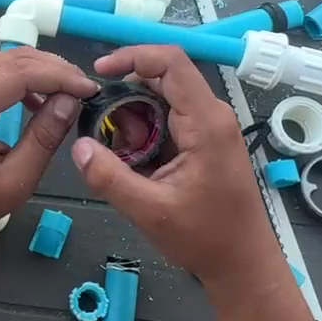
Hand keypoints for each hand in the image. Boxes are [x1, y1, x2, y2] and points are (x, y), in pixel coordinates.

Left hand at [0, 48, 96, 238]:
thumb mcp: (14, 181)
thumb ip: (44, 139)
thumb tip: (71, 101)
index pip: (19, 73)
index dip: (60, 76)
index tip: (90, 89)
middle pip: (12, 59)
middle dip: (54, 69)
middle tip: (83, 89)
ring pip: (3, 58)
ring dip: (38, 70)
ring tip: (67, 92)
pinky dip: (19, 75)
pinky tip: (37, 97)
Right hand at [69, 46, 280, 284]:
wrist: (243, 264)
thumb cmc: (206, 238)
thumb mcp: (149, 211)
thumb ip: (110, 177)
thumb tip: (77, 147)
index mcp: (206, 122)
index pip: (171, 63)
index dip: (133, 56)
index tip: (99, 71)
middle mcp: (212, 115)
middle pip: (163, 77)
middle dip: (125, 92)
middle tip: (99, 121)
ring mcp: (211, 127)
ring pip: (164, 98)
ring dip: (133, 114)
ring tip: (117, 148)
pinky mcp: (205, 140)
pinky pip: (169, 117)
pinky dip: (144, 128)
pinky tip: (132, 158)